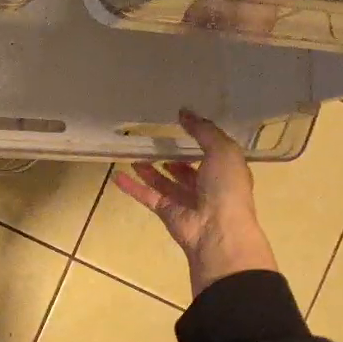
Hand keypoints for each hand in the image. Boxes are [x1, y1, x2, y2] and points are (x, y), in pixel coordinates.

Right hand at [113, 110, 278, 298]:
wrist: (217, 230)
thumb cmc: (226, 187)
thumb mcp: (222, 150)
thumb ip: (204, 130)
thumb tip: (184, 112)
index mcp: (225, 170)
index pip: (212, 151)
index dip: (199, 137)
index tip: (181, 122)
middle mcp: (206, 185)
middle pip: (186, 168)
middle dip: (173, 155)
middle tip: (154, 139)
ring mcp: (185, 200)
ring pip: (164, 181)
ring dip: (150, 169)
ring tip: (135, 153)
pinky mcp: (166, 211)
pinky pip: (147, 195)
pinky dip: (132, 186)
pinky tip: (117, 175)